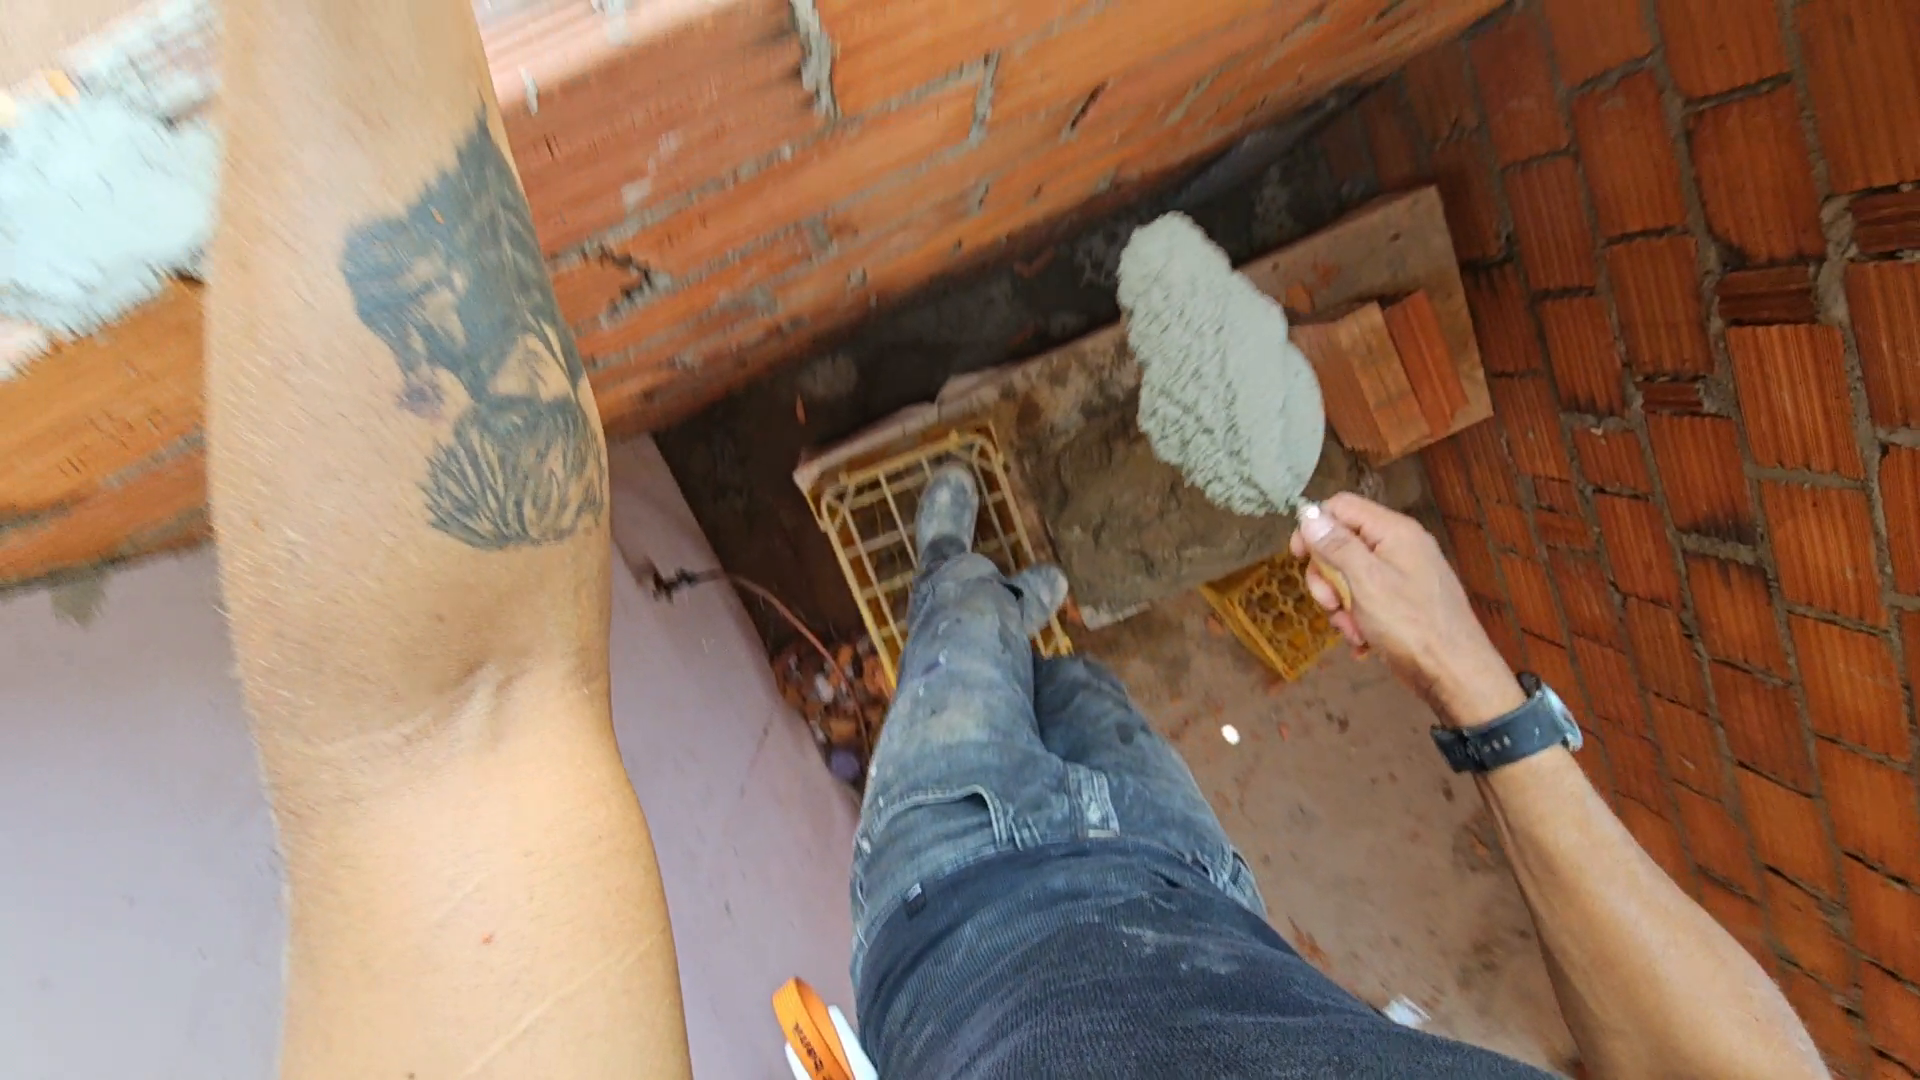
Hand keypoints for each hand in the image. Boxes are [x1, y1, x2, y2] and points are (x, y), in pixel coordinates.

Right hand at [1289, 494, 1524, 727]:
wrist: (1455, 675)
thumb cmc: (1412, 626)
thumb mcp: (1365, 582)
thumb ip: (1336, 545)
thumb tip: (1308, 514)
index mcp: (1394, 532)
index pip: (1340, 507)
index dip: (1313, 527)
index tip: (1297, 557)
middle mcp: (1398, 546)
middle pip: (1339, 543)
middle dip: (1326, 576)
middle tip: (1330, 602)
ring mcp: (1400, 574)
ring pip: (1346, 574)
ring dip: (1339, 603)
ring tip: (1351, 627)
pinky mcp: (1400, 600)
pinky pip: (1363, 596)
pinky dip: (1355, 616)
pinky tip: (1363, 637)